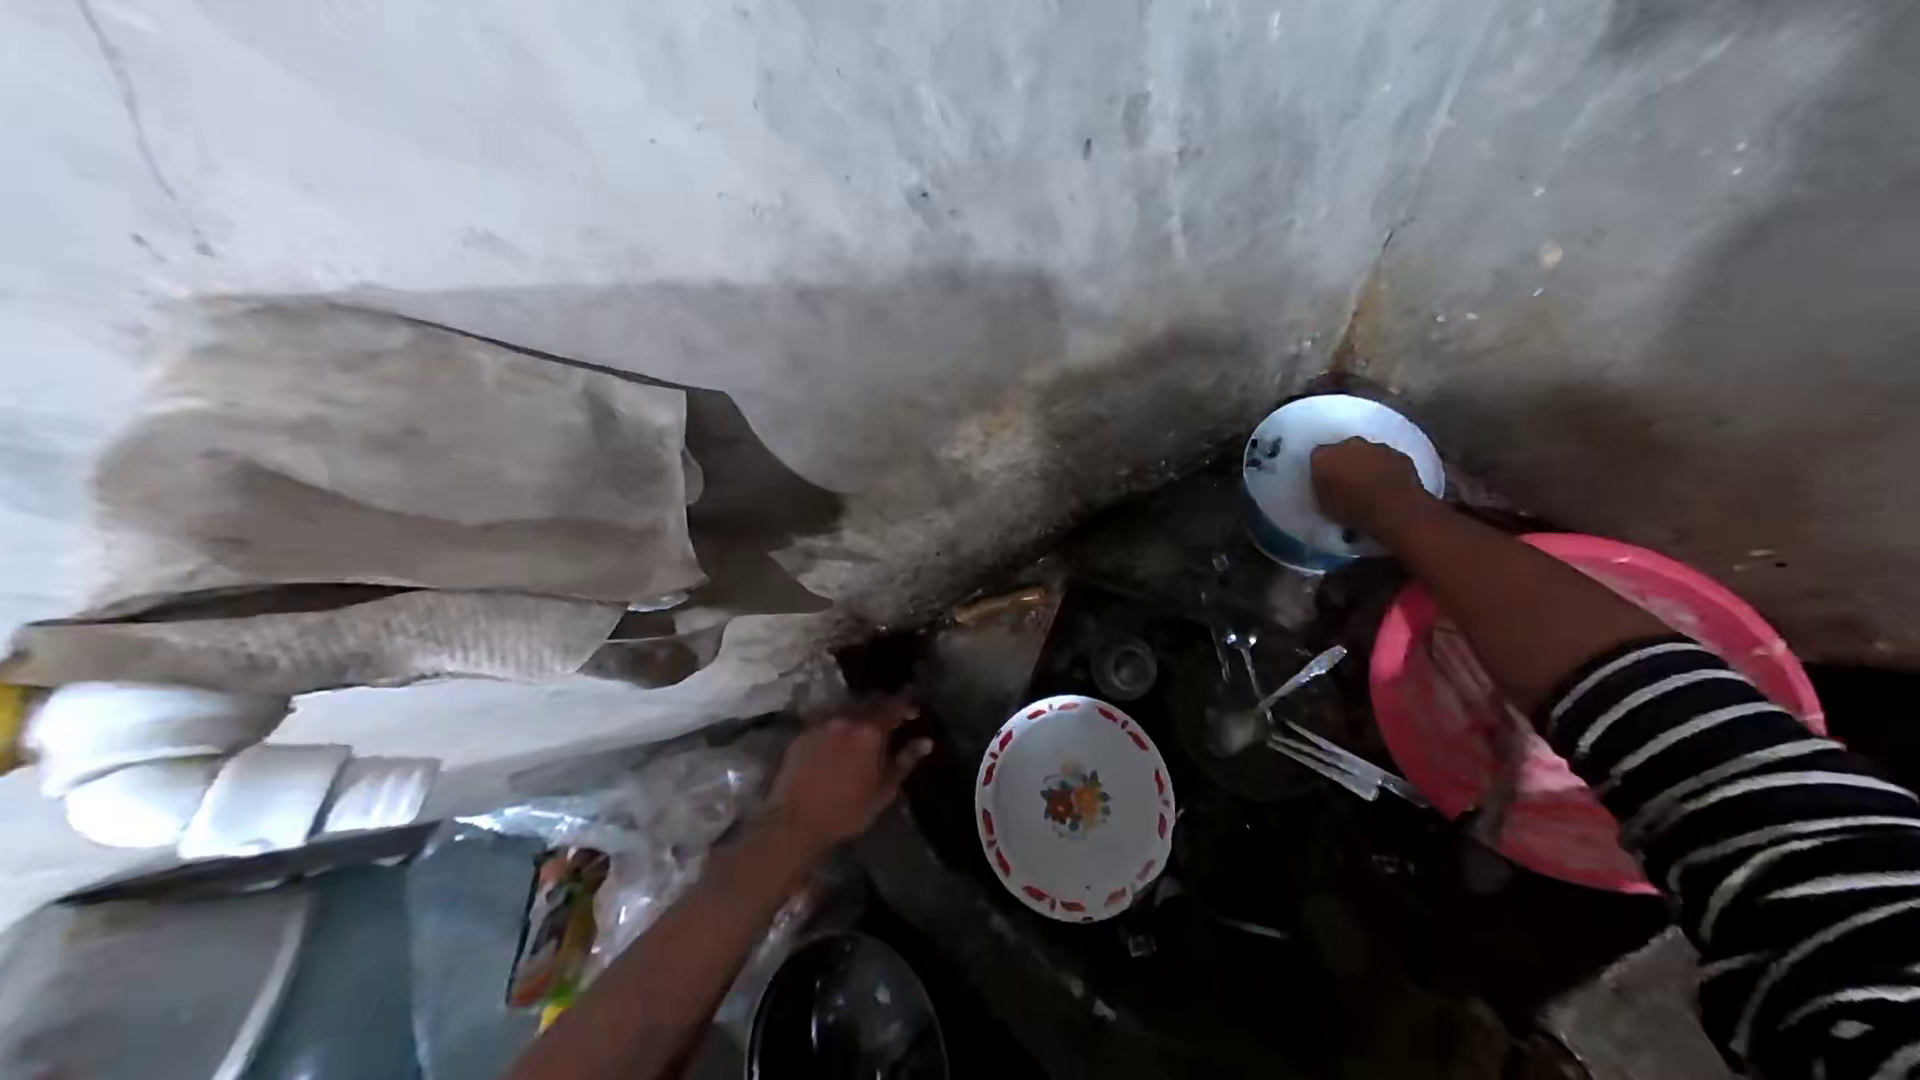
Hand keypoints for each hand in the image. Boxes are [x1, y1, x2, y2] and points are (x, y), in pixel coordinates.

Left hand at [768, 700, 932, 848]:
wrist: (794, 822)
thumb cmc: (846, 811)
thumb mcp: (884, 790)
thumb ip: (905, 761)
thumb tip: (926, 742)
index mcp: (869, 731)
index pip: (893, 706)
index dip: (906, 705)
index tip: (913, 711)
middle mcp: (845, 719)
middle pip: (868, 702)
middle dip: (882, 706)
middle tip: (889, 719)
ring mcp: (820, 724)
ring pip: (845, 709)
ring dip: (858, 713)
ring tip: (862, 727)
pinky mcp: (801, 734)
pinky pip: (824, 720)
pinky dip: (836, 724)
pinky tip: (836, 739)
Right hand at [1310, 436, 1429, 529]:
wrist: (1396, 512)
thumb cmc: (1354, 511)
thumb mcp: (1325, 505)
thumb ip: (1323, 486)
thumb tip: (1327, 481)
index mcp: (1325, 456)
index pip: (1318, 456)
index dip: (1322, 469)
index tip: (1327, 481)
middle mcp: (1350, 445)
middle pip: (1343, 450)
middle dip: (1345, 462)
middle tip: (1348, 482)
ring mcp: (1378, 447)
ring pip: (1367, 452)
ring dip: (1367, 463)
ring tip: (1370, 485)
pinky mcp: (1400, 455)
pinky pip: (1388, 459)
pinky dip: (1386, 468)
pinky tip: (1389, 484)